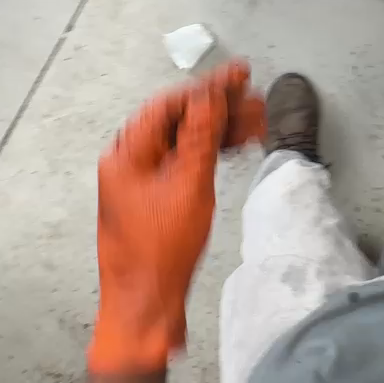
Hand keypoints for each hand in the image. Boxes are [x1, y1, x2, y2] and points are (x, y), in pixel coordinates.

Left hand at [89, 61, 265, 371]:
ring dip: (221, 128)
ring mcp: (143, 180)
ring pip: (186, 139)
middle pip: (180, 118)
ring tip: (255, 123)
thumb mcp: (189, 186)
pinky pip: (187, 160)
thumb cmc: (158, 254)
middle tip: (253, 98)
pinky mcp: (157, 196)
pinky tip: (237, 146)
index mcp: (128, 153)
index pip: (170, 104)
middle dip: (220, 107)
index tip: (237, 76)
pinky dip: (213, 151)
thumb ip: (202, 136)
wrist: (146, 306)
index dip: (207, 86)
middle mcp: (131, 162)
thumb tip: (211, 96)